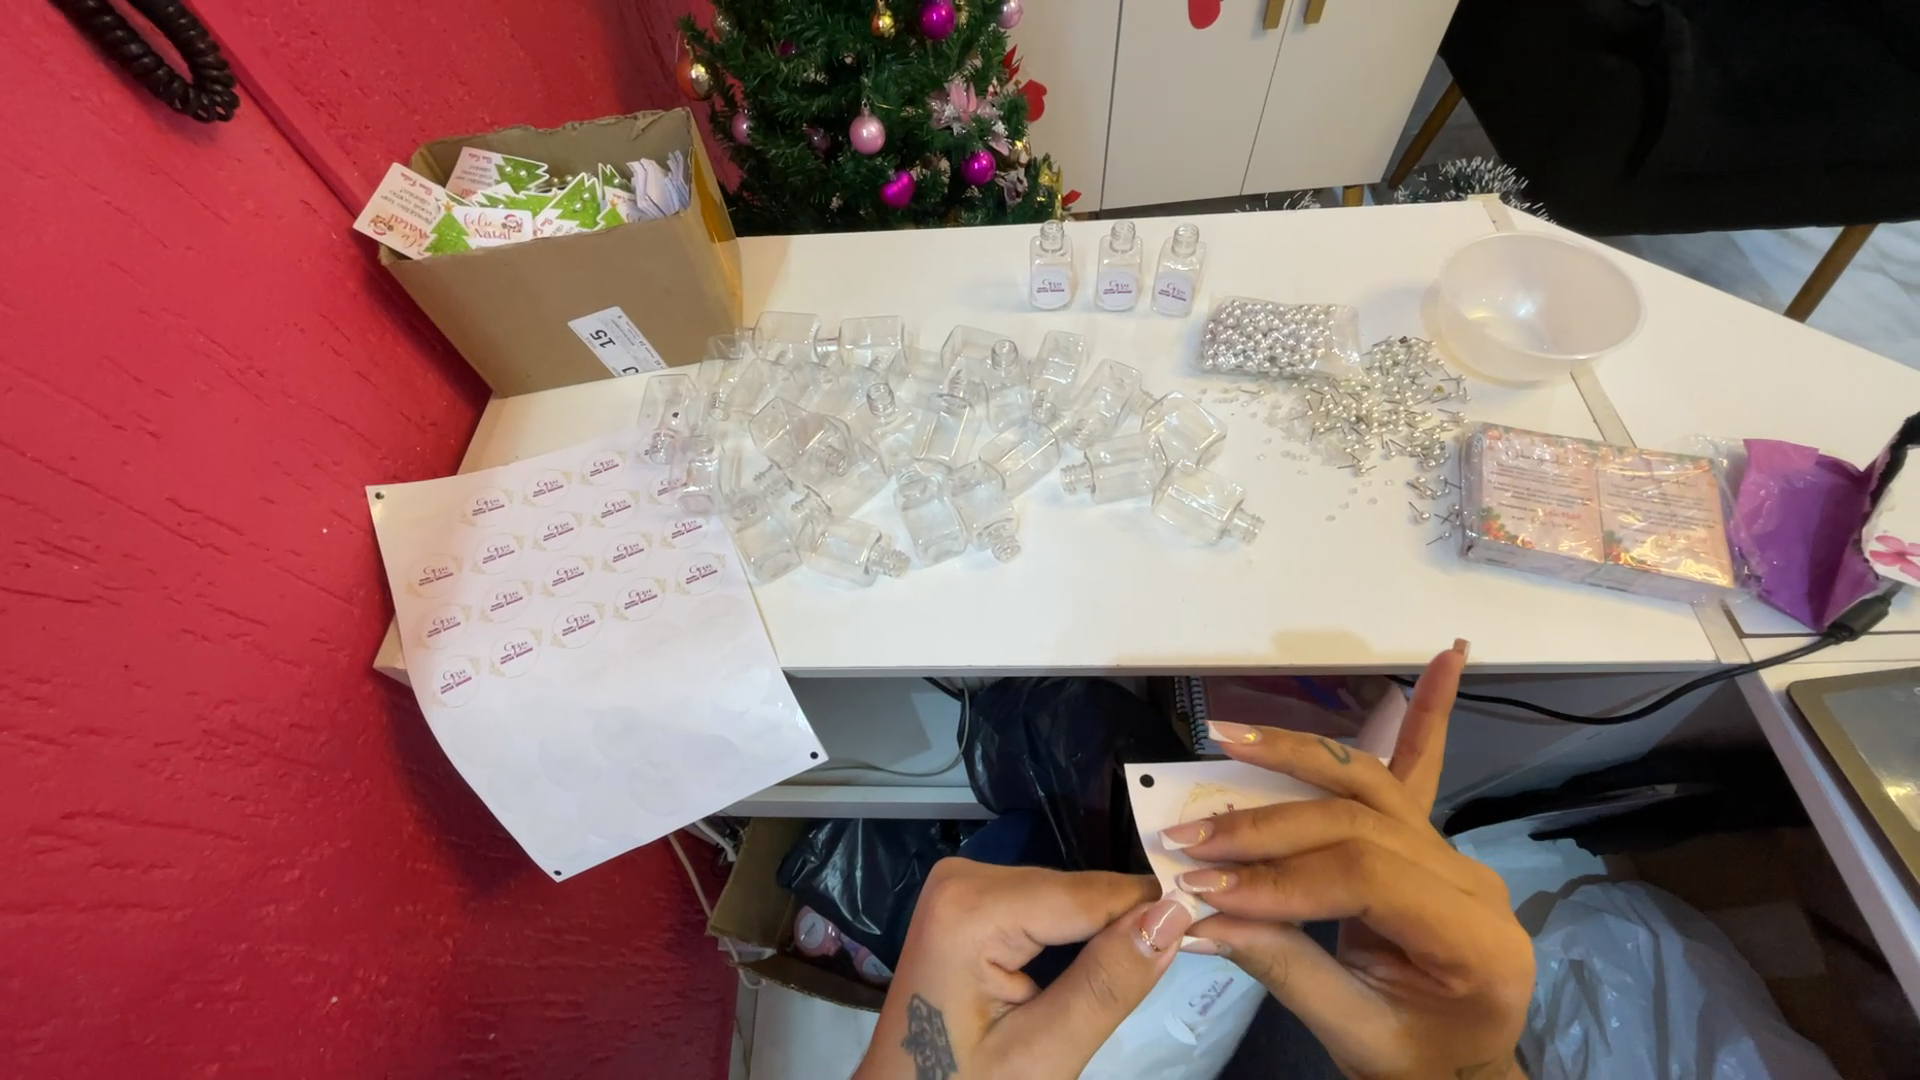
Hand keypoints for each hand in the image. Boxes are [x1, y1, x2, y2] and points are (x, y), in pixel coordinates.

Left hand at [853, 859, 1189, 1079]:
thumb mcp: (1042, 1054)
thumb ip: (1108, 982)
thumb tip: (1173, 914)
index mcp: (973, 905)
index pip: (1089, 893)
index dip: (1150, 912)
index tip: (1204, 931)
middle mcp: (965, 873)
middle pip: (1074, 890)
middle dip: (1118, 929)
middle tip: (1159, 974)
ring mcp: (961, 881)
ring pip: (1062, 894)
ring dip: (1095, 933)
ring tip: (1120, 978)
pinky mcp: (966, 896)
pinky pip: (1038, 902)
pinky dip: (1066, 933)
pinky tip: (1081, 968)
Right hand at [1167, 642, 1534, 1079]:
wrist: (1457, 1069)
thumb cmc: (1413, 1062)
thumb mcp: (1351, 1032)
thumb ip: (1280, 966)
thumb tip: (1194, 913)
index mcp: (1472, 937)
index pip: (1361, 875)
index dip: (1276, 874)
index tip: (1202, 883)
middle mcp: (1468, 877)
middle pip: (1355, 818)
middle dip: (1264, 823)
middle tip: (1190, 833)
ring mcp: (1447, 848)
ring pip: (1365, 779)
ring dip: (1295, 751)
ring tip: (1229, 735)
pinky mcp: (1422, 834)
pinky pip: (1419, 764)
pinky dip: (1428, 711)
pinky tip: (1450, 656)